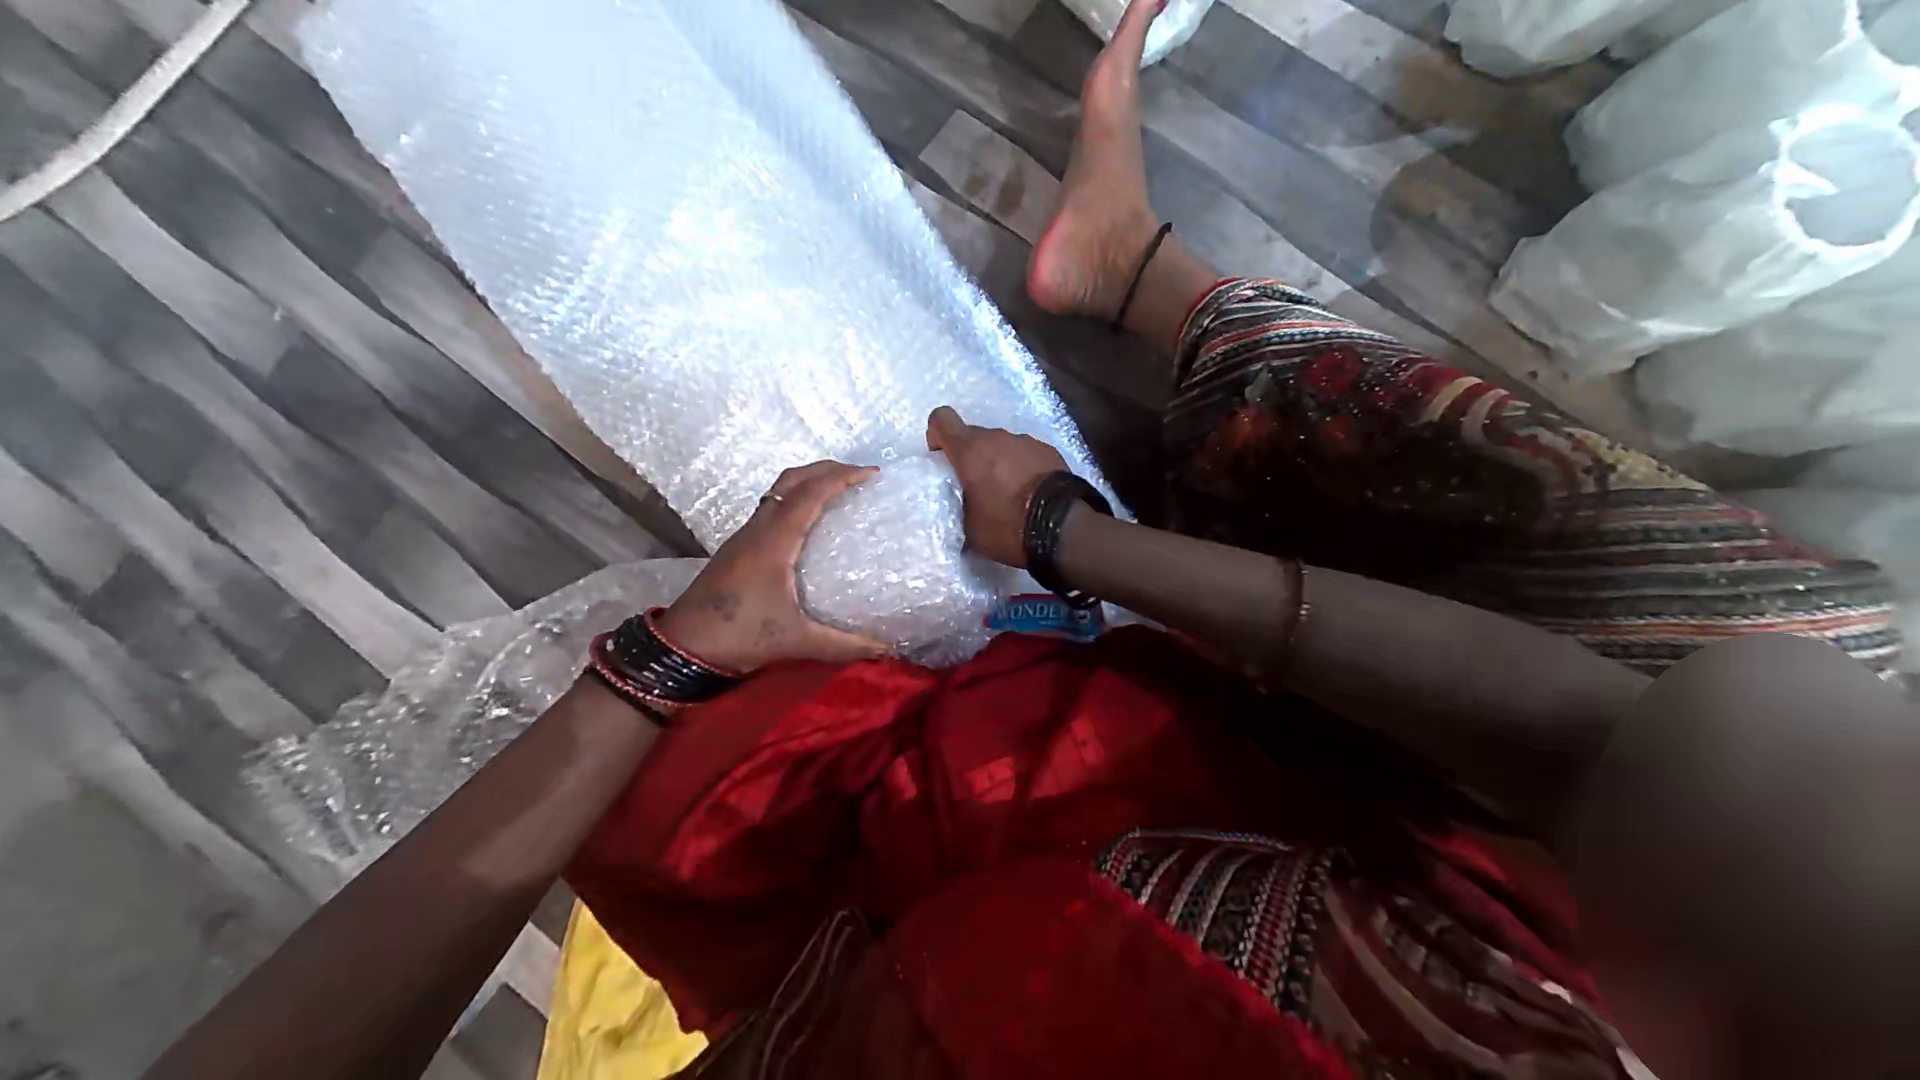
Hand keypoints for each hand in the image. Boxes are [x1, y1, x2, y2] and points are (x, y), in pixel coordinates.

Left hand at [655, 462, 889, 673]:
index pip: (810, 494)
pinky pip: (771, 507)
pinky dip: (795, 500)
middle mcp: (758, 530)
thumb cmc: (740, 636)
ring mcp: (745, 536)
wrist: (684, 646)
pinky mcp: (738, 548)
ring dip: (808, 482)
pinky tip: (810, 522)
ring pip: (778, 491)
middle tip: (859, 476)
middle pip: (792, 480)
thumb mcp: (797, 642)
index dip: (842, 477)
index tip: (871, 474)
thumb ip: (844, 645)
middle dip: (826, 469)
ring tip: (839, 491)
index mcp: (774, 542)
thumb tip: (886, 648)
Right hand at [926, 406, 1068, 566]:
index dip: (937, 435)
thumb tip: (961, 502)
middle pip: (973, 436)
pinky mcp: (1048, 450)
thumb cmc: (1008, 526)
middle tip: (975, 488)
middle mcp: (997, 437)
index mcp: (970, 451)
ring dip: (997, 462)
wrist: (1063, 527)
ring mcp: (1026, 441)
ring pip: (1000, 445)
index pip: (941, 419)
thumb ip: (958, 505)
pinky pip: (1024, 453)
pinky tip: (1029, 491)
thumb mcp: (969, 528)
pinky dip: (1021, 466)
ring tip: (1007, 493)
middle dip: (969, 457)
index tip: (943, 459)